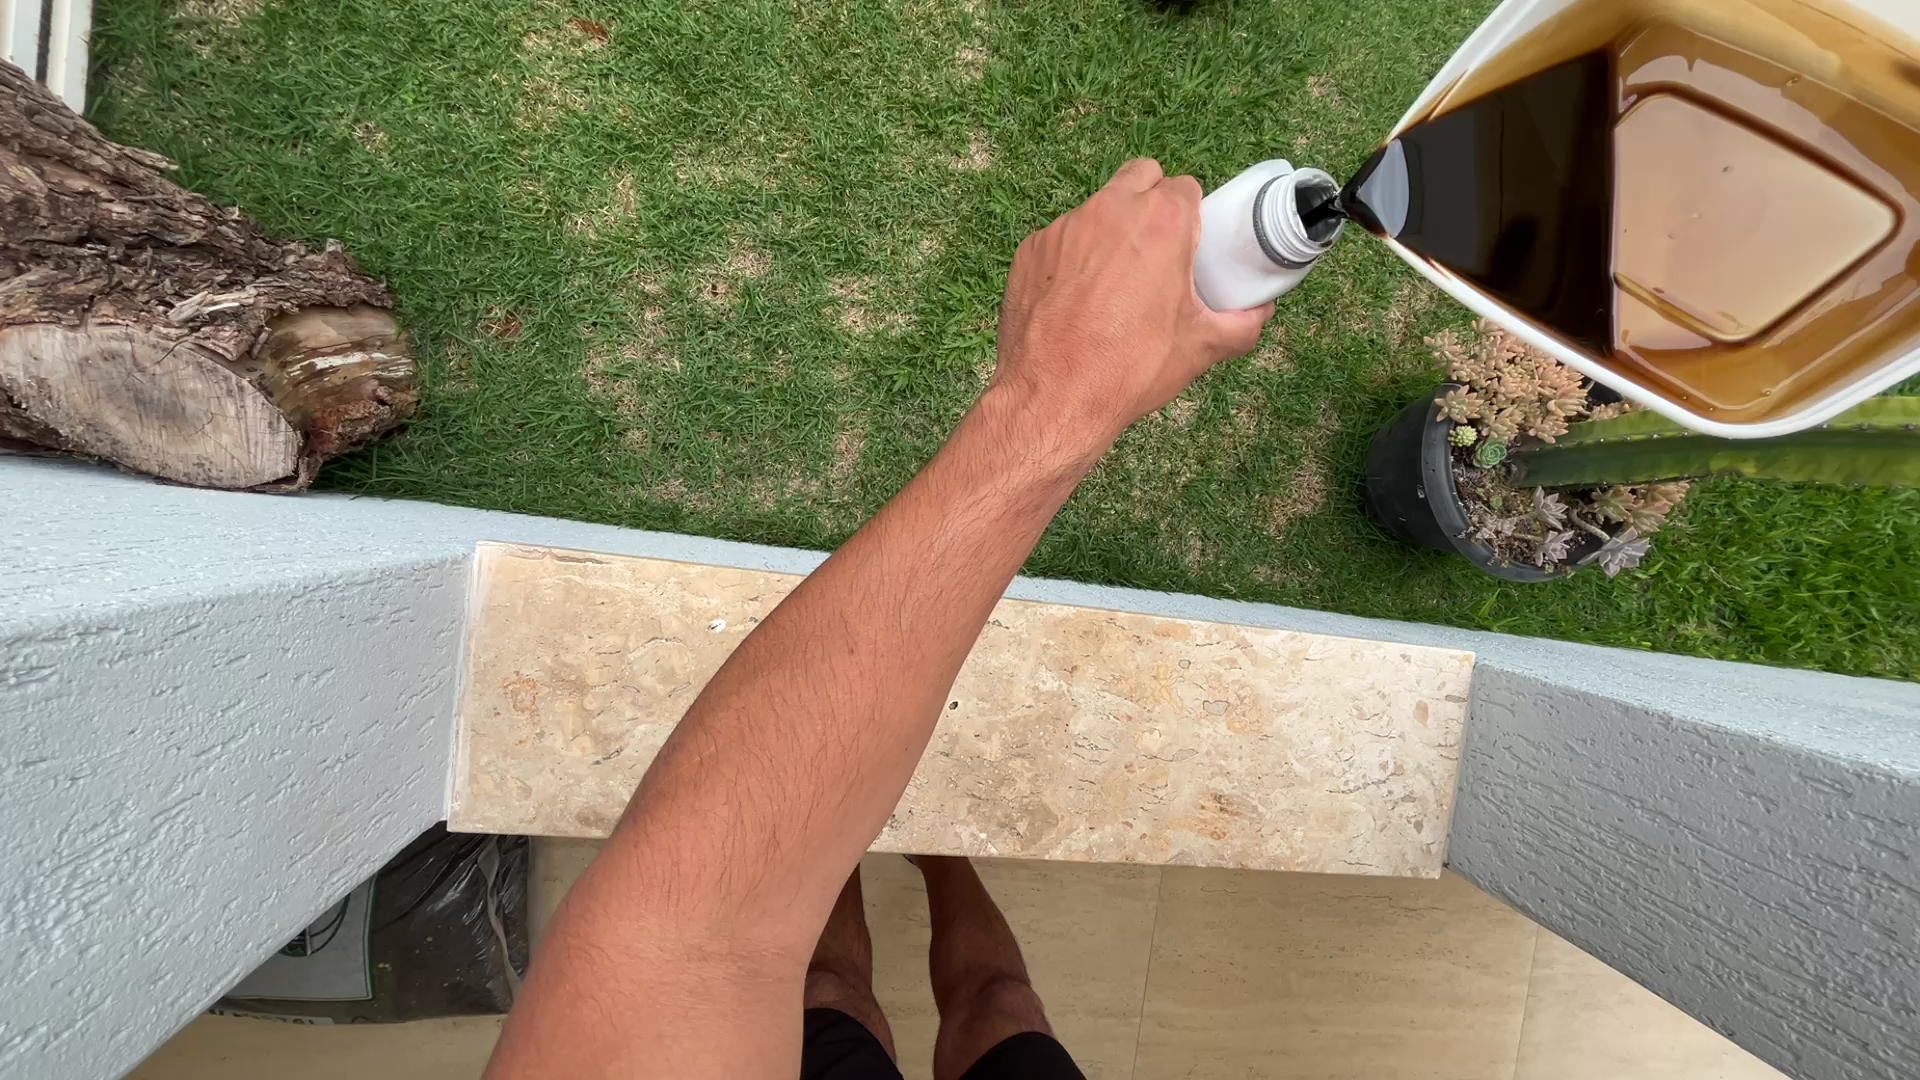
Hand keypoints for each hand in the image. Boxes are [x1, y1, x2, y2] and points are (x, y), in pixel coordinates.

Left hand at [987, 158, 1273, 453]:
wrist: (1054, 400)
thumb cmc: (1128, 370)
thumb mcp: (1201, 348)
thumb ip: (1242, 324)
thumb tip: (1257, 315)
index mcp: (1160, 222)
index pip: (1185, 189)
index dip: (1189, 217)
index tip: (1185, 248)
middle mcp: (1107, 211)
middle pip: (1138, 180)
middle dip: (1149, 204)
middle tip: (1151, 254)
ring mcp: (1062, 230)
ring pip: (1094, 212)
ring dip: (1106, 235)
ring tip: (1108, 288)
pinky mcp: (1029, 253)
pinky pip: (1057, 243)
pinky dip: (1068, 263)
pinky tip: (1071, 303)